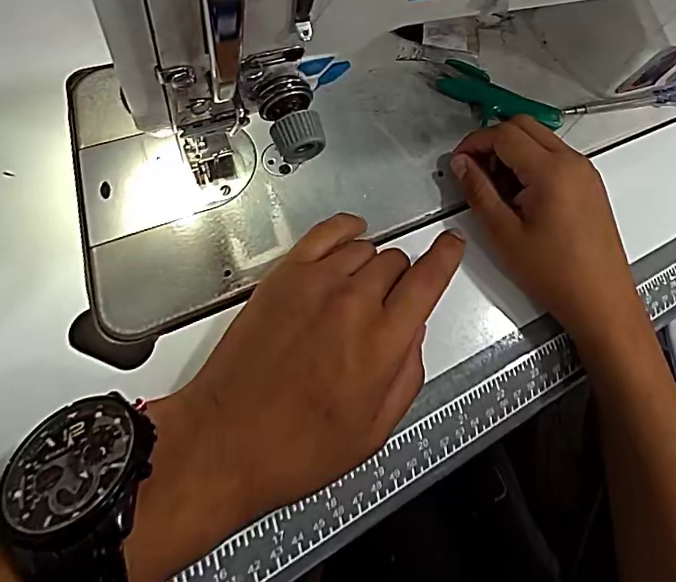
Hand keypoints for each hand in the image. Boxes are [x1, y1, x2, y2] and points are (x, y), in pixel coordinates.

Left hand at [152, 215, 464, 527]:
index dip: (447, 256)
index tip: (452, 244)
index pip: (429, 279)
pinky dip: (347, 227)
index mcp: (382, 344)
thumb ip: (408, 375)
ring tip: (360, 291)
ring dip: (373, 265)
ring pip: (367, 248)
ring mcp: (317, 283)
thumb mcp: (373, 431)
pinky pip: (328, 231)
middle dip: (403, 280)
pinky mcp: (286, 275)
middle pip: (398, 263)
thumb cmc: (291, 446)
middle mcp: (353, 305)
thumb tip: (414, 335)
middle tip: (389, 305)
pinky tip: (352, 234)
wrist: (223, 443)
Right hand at [450, 116, 650, 358]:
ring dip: (513, 150)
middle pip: (523, 125)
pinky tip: (519, 194)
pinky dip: (531, 162)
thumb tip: (463, 165)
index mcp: (552, 172)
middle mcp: (573, 163)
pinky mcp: (589, 183)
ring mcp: (584, 172)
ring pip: (539, 138)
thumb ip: (478, 191)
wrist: (601, 302)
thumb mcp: (504, 234)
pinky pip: (555, 155)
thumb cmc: (560, 276)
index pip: (505, 134)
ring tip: (495, 187)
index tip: (460, 160)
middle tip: (474, 169)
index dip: (475, 142)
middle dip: (493, 141)